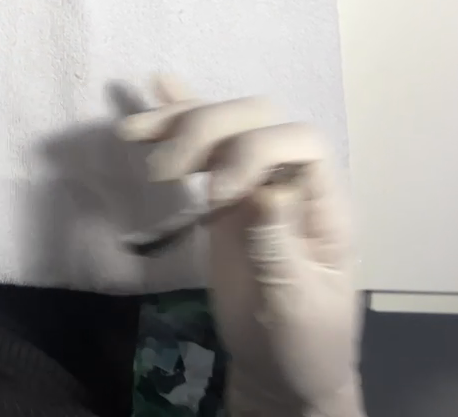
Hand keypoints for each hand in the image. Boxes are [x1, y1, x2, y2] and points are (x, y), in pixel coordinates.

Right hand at [119, 76, 363, 416]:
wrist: (281, 368)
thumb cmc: (302, 344)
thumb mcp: (296, 306)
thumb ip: (279, 246)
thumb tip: (263, 189)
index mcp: (325, 205)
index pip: (299, 141)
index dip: (254, 150)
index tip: (216, 193)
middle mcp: (291, 178)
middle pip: (254, 118)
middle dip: (204, 130)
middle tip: (163, 171)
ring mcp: (254, 178)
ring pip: (222, 122)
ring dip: (178, 120)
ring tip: (133, 133)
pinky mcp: (222, 187)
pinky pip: (203, 143)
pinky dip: (178, 115)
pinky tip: (155, 89)